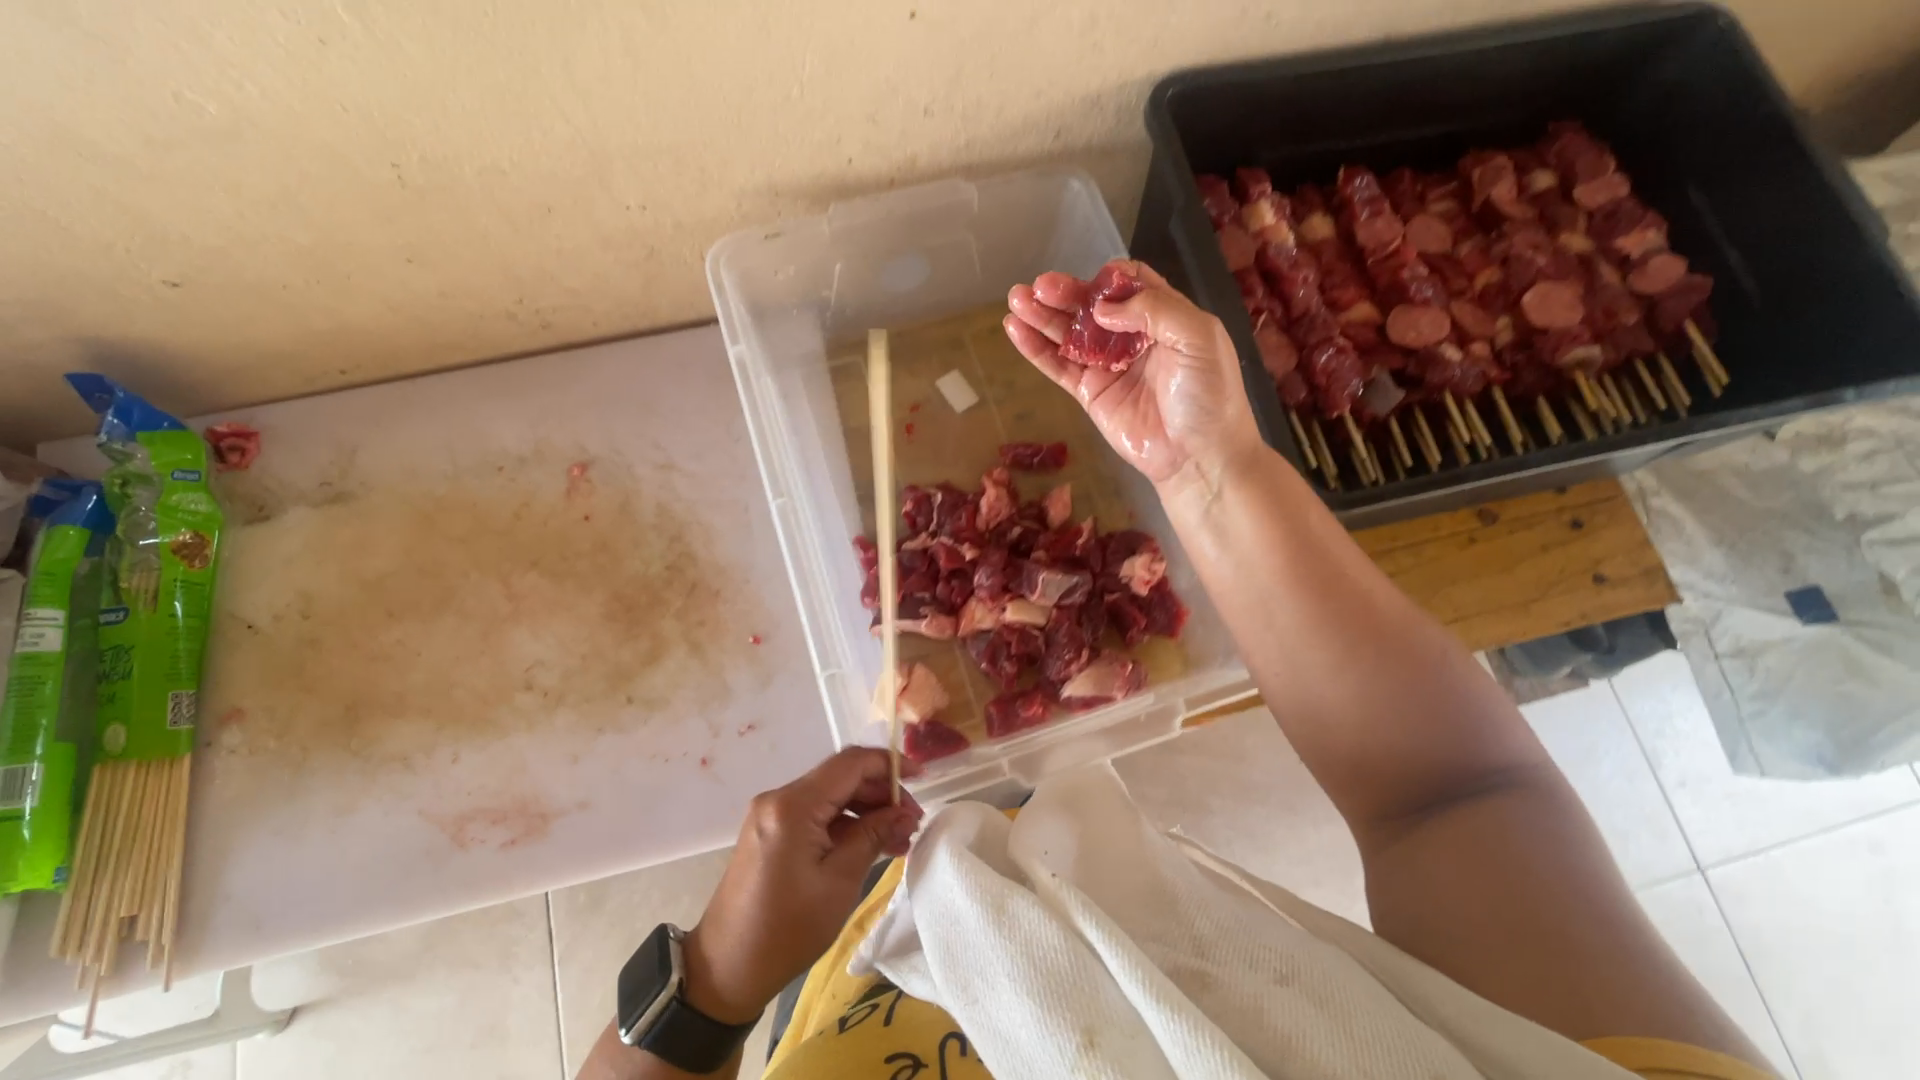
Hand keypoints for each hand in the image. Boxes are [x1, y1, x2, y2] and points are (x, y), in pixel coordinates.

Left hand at [682, 748, 924, 1024]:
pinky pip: (816, 814)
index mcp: (794, 805)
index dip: (890, 765)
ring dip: (866, 811)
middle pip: (841, 777)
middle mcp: (779, 799)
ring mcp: (772, 815)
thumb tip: (902, 812)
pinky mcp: (771, 832)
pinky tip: (871, 845)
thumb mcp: (840, 882)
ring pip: (831, 796)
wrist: (726, 968)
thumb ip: (872, 836)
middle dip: (882, 793)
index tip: (924, 779)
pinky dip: (845, 824)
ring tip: (898, 840)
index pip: (850, 763)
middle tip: (913, 823)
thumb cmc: (787, 928)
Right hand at [1003, 259, 1264, 490]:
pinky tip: (1015, 329)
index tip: (1097, 283)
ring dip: (1042, 314)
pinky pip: (1058, 366)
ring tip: (1016, 299)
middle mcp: (1133, 337)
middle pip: (1092, 305)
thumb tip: (1102, 308)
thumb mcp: (1198, 337)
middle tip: (1039, 286)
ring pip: (1069, 333)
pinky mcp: (1089, 393)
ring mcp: (1108, 366)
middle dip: (1065, 292)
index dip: (1110, 278)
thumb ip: (1155, 309)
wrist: (1198, 456)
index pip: (1130, 283)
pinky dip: (1036, 348)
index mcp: (1164, 317)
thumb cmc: (1208, 395)